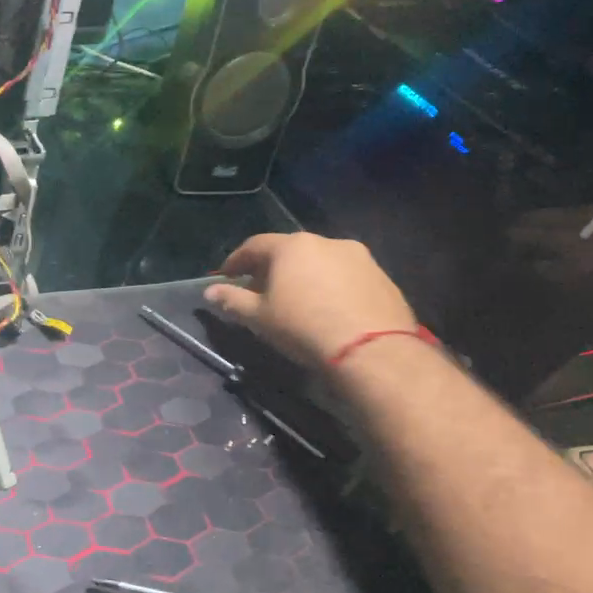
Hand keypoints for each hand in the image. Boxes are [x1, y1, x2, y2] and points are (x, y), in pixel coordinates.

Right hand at [204, 233, 416, 368]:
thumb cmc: (303, 327)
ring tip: (296, 300)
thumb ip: (232, 300)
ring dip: (304, 275)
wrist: (371, 350)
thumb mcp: (259, 317)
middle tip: (260, 290)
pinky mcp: (382, 276)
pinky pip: (346, 276)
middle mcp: (326, 242)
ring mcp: (359, 257)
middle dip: (271, 268)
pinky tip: (327, 308)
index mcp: (292, 247)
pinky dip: (330, 286)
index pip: (255, 245)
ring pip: (320, 261)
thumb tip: (209, 292)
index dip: (237, 260)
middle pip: (290, 251)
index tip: (227, 276)